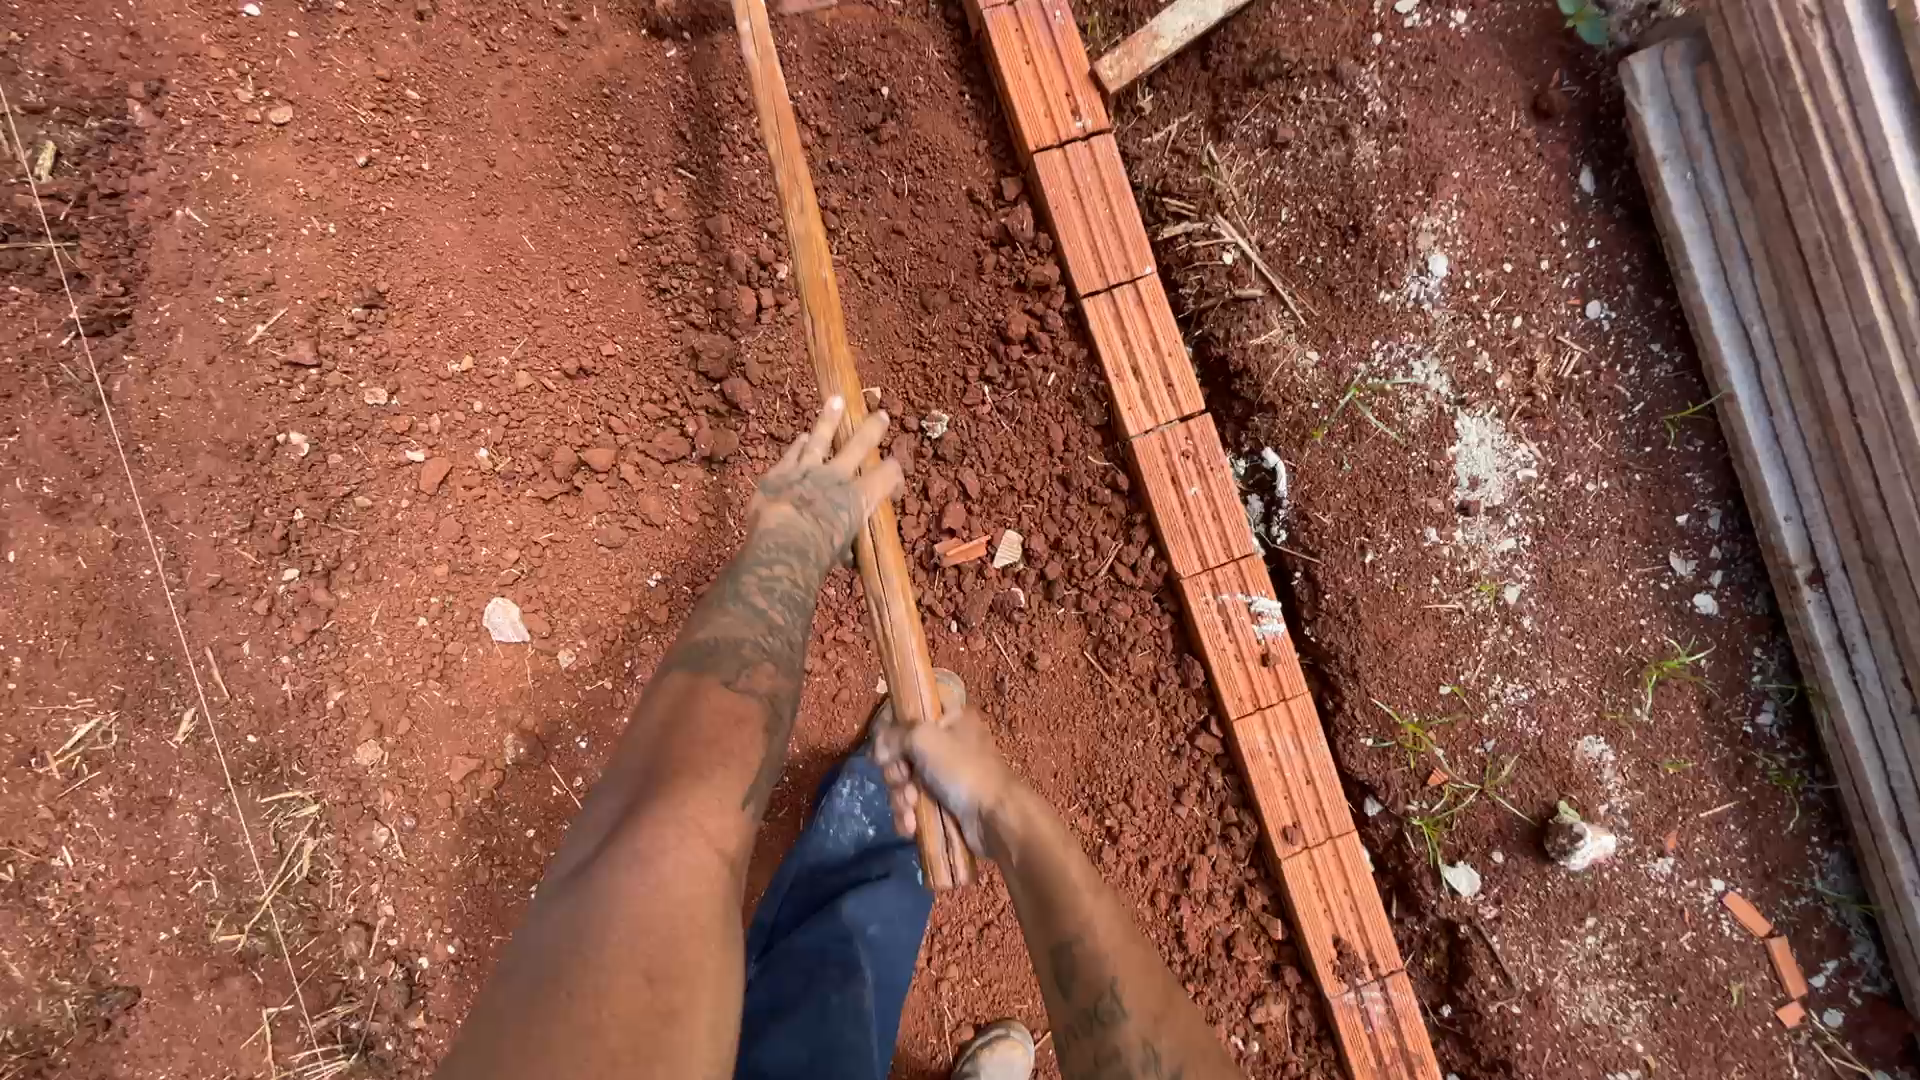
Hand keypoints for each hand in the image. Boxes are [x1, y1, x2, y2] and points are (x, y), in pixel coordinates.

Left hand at [748, 396, 903, 571]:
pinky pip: (792, 453)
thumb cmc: (818, 555)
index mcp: (859, 498)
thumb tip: (844, 557)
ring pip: (821, 437)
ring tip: (836, 401)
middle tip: (882, 416)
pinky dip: (798, 446)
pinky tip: (800, 438)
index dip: (895, 475)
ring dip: (829, 419)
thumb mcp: (841, 552)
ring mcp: (806, 470)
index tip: (895, 480)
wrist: (782, 544)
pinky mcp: (779, 473)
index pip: (888, 476)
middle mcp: (836, 477)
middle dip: (872, 429)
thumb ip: (844, 545)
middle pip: (859, 445)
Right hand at [873, 692, 1024, 858]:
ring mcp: (944, 773)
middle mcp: (947, 741)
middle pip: (902, 749)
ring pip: (905, 779)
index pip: (911, 710)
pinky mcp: (942, 801)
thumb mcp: (926, 739)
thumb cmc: (963, 769)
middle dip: (896, 770)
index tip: (885, 744)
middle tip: (903, 780)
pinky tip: (911, 825)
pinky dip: (908, 814)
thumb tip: (879, 748)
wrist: (993, 818)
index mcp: (950, 717)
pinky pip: (913, 802)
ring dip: (901, 796)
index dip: (892, 727)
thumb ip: (896, 735)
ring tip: (910, 807)